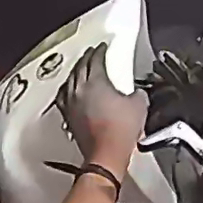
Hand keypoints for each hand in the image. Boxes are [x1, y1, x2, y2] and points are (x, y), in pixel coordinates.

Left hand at [56, 43, 147, 176]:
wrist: (106, 154)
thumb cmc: (119, 132)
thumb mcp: (139, 105)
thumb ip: (138, 93)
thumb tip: (138, 94)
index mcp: (95, 81)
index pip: (95, 59)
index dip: (100, 51)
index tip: (102, 48)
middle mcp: (79, 90)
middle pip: (80, 67)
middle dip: (86, 58)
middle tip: (91, 54)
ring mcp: (71, 104)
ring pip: (69, 81)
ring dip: (75, 73)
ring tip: (80, 70)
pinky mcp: (68, 118)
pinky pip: (63, 98)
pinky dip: (66, 91)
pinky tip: (68, 93)